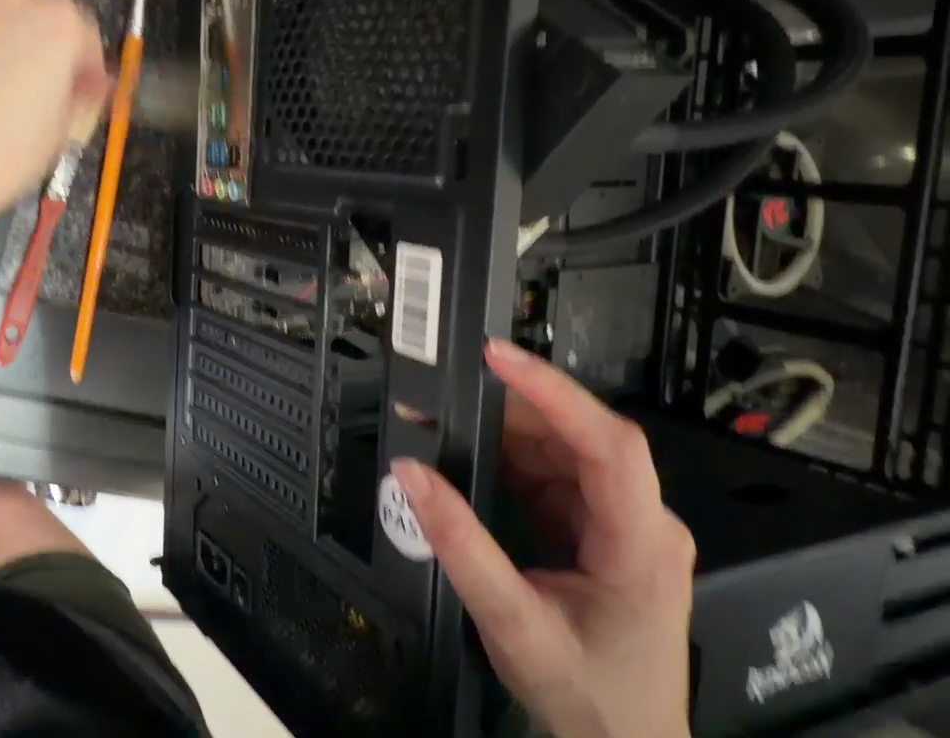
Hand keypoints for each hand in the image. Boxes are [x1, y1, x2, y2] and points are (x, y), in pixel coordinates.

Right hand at [390, 340, 695, 737]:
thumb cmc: (586, 692)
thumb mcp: (512, 622)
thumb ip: (459, 545)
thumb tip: (410, 473)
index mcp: (641, 543)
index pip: (608, 444)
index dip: (552, 392)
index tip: (496, 358)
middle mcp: (642, 522)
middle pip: (581, 436)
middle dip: (511, 408)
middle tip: (443, 397)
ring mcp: (621, 523)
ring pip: (562, 449)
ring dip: (503, 433)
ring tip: (445, 427)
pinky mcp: (597, 527)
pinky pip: (552, 472)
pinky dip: (505, 458)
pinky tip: (469, 460)